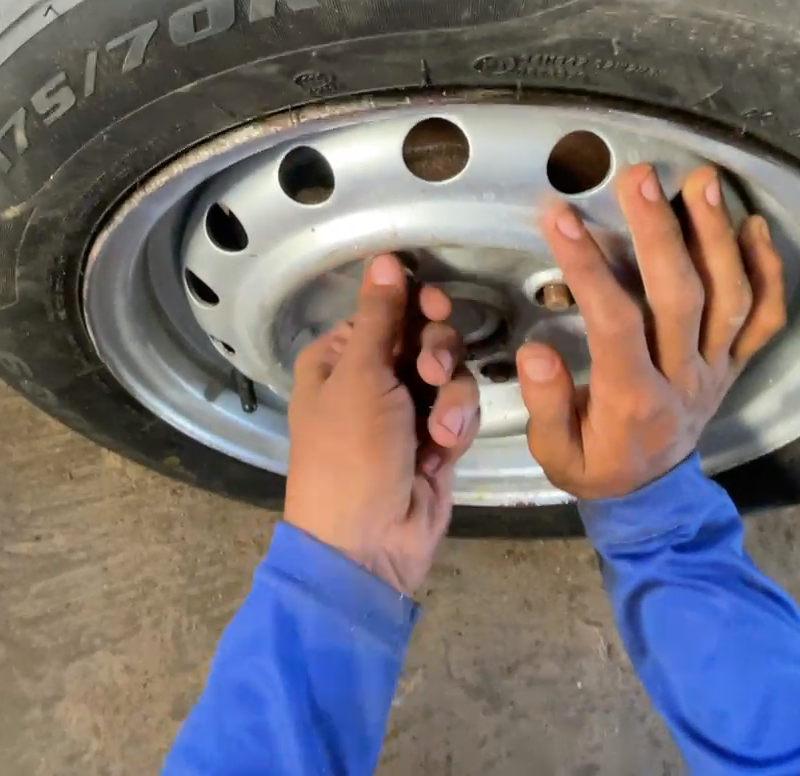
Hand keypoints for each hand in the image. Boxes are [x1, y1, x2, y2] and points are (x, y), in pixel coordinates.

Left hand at [284, 254, 482, 593]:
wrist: (367, 542)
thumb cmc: (349, 452)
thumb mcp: (360, 377)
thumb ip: (380, 316)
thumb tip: (384, 258)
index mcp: (340, 356)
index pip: (386, 309)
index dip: (414, 304)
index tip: (436, 305)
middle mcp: (373, 376)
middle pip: (424, 335)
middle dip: (437, 351)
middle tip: (434, 370)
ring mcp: (406, 408)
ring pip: (450, 371)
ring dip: (450, 395)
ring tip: (438, 425)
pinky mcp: (436, 436)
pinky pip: (459, 408)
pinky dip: (456, 424)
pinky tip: (444, 445)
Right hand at [519, 164, 787, 499]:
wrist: (650, 497)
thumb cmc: (593, 465)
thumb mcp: (553, 454)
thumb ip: (546, 406)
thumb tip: (538, 353)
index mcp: (632, 398)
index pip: (613, 321)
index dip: (587, 266)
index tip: (560, 216)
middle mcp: (683, 377)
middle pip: (680, 296)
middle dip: (659, 231)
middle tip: (639, 178)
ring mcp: (715, 369)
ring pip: (729, 297)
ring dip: (716, 235)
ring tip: (699, 182)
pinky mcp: (732, 365)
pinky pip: (763, 319)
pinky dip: (768, 272)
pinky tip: (754, 228)